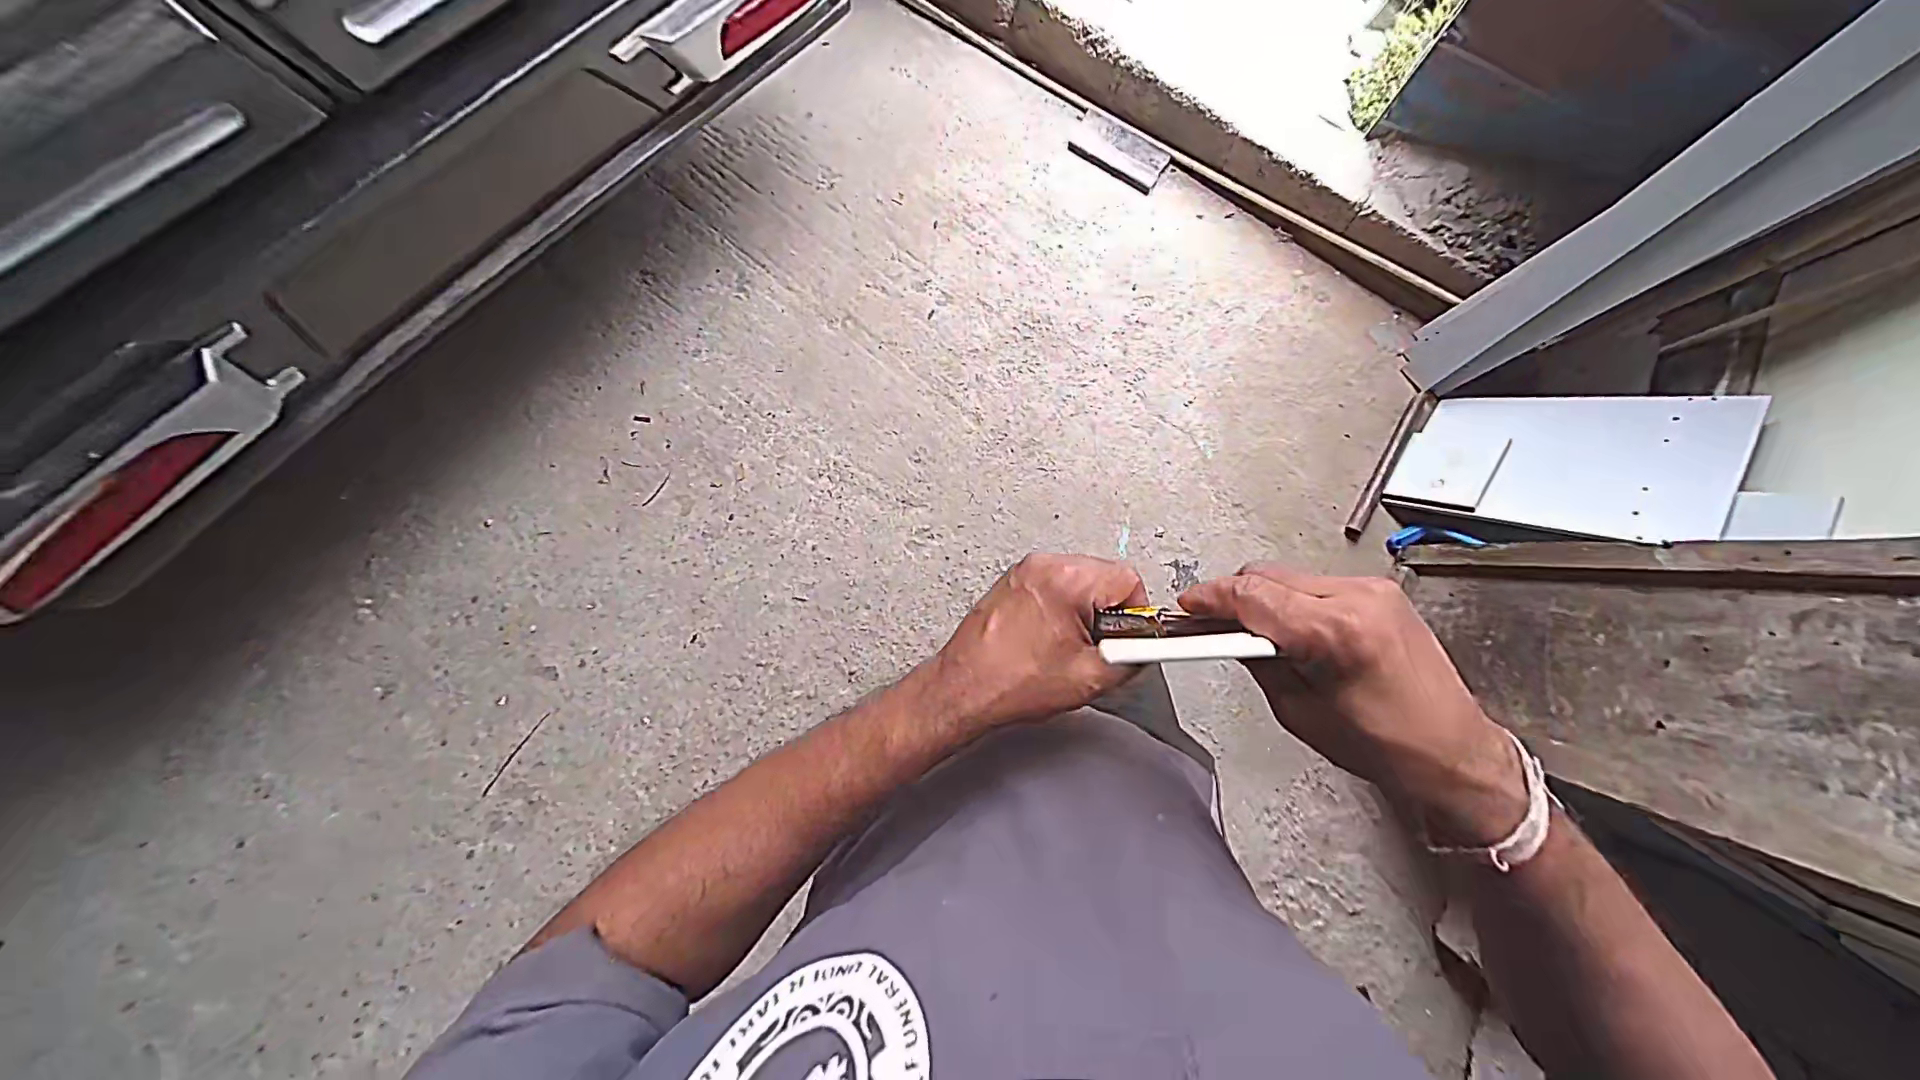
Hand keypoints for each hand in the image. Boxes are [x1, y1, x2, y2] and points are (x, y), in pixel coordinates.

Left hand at [927, 553, 1146, 731]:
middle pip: (1103, 576)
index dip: (1135, 614)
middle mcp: (1042, 566)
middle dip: (1107, 612)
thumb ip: (1133, 656)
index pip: (1128, 579)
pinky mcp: (1012, 582)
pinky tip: (1046, 640)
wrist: (963, 690)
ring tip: (1064, 645)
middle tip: (1092, 646)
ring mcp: (1024, 571)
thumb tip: (1146, 646)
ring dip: (1083, 610)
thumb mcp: (1091, 677)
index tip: (1124, 637)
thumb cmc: (1009, 683)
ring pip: (1079, 580)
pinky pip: (1053, 585)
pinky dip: (1059, 608)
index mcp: (1065, 579)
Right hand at [1179, 564, 1525, 845]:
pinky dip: (1287, 599)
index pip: (1251, 595)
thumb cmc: (1388, 744)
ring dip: (1258, 598)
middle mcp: (1359, 599)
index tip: (1189, 607)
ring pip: (1286, 576)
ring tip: (1250, 632)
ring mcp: (1372, 590)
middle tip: (1209, 624)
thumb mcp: (1297, 710)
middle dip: (1230, 597)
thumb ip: (1256, 661)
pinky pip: (1312, 584)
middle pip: (1264, 576)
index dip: (1209, 598)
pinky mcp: (1378, 592)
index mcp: (1337, 633)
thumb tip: (1224, 634)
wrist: (1453, 750)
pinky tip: (1283, 625)